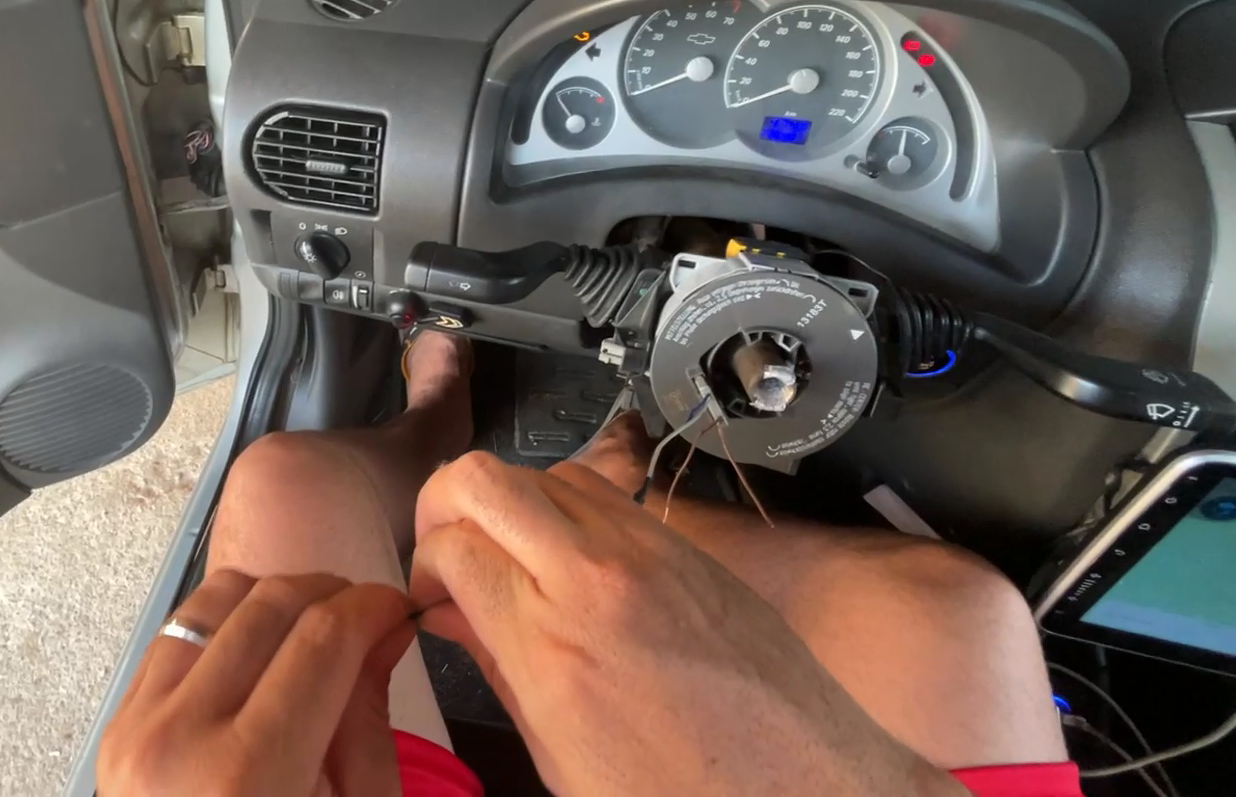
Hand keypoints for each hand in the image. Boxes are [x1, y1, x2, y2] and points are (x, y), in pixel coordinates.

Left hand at [99, 571, 415, 795]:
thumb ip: (368, 716)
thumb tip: (388, 624)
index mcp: (245, 777)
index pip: (323, 639)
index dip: (373, 606)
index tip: (397, 609)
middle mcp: (178, 736)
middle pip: (275, 602)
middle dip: (334, 593)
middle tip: (363, 618)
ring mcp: (136, 722)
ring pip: (225, 594)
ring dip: (280, 595)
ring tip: (312, 628)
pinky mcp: (119, 717)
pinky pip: (184, 621)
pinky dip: (232, 613)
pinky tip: (260, 644)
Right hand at [409, 451, 963, 795]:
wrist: (812, 793)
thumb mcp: (559, 755)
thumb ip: (492, 661)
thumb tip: (443, 606)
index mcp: (549, 644)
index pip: (450, 546)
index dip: (424, 566)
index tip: (433, 596)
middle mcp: (587, 574)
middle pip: (480, 478)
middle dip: (442, 503)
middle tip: (448, 550)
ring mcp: (636, 545)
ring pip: (533, 471)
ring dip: (503, 503)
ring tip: (510, 554)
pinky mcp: (672, 538)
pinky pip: (590, 487)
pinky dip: (556, 505)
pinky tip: (564, 552)